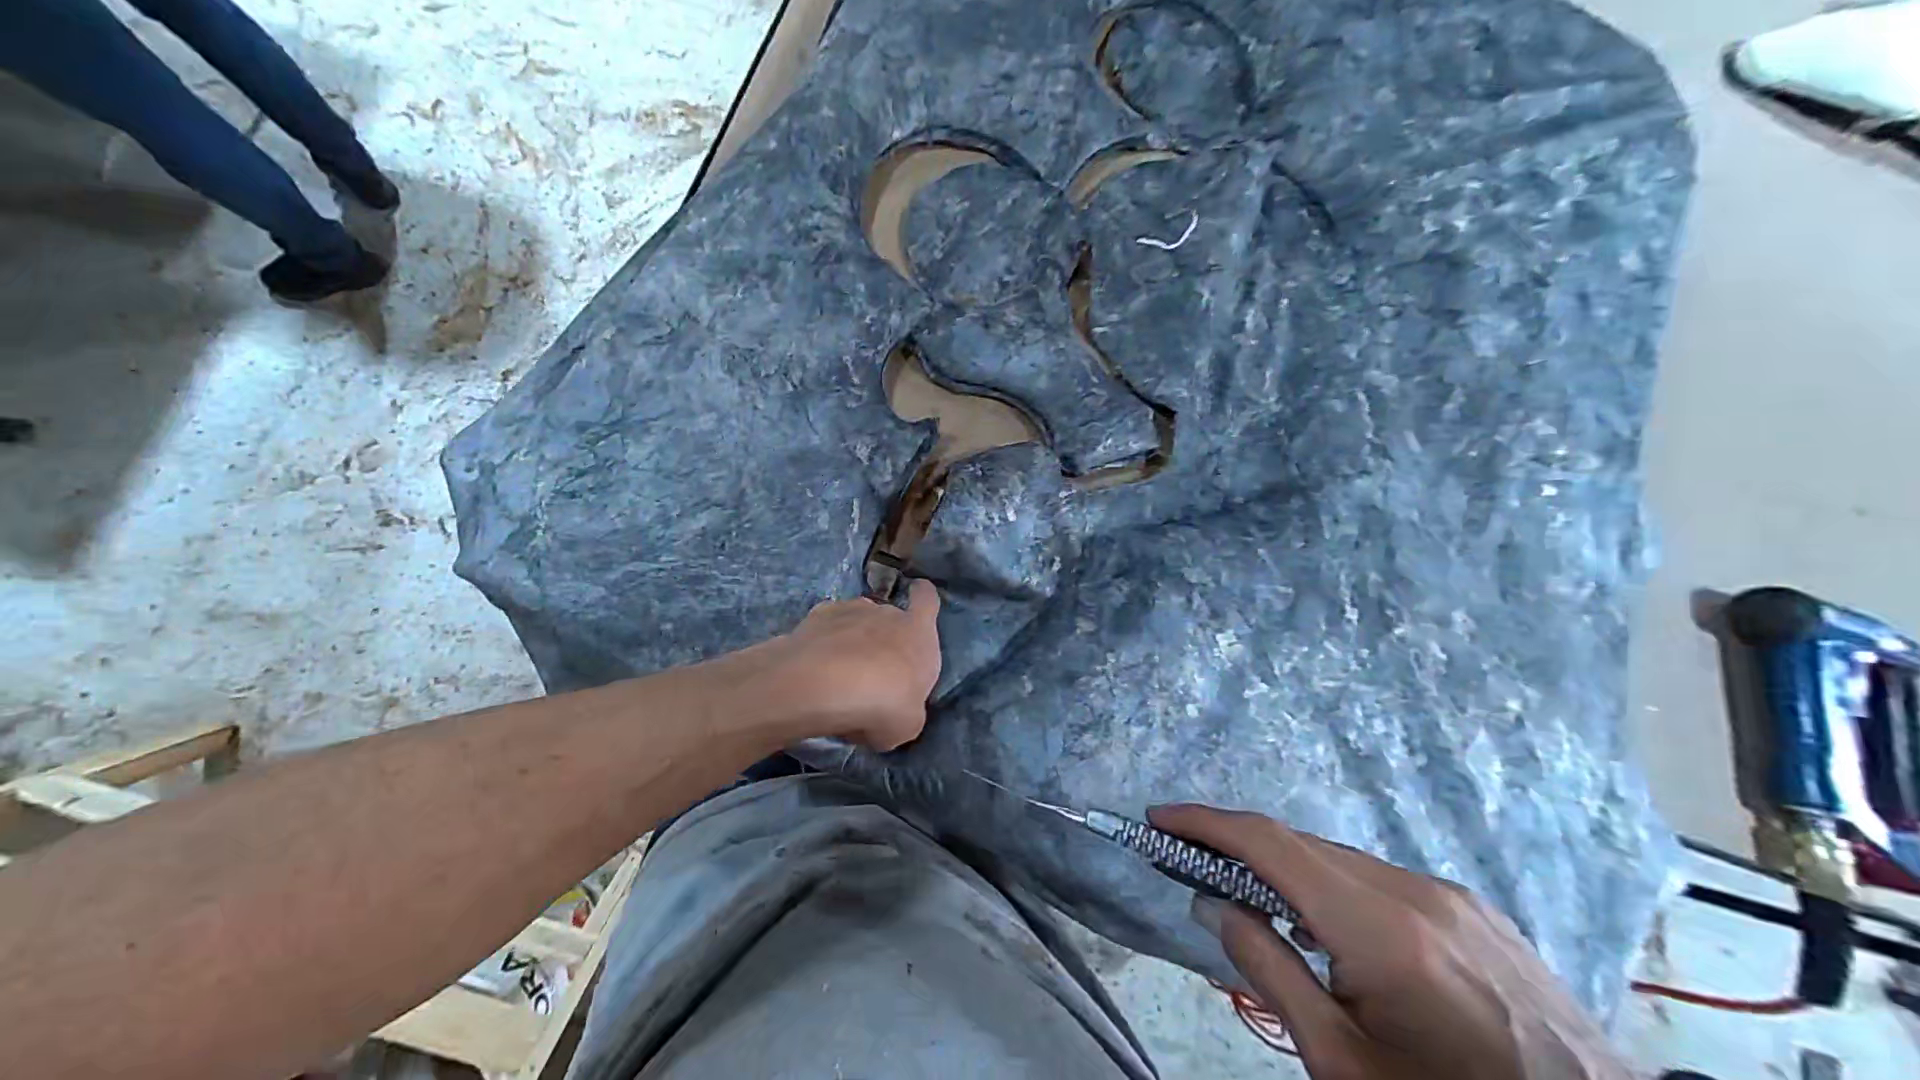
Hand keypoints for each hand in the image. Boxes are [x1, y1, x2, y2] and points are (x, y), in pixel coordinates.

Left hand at [755, 579, 941, 750]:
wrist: (824, 686)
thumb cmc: (883, 704)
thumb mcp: (909, 723)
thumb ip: (908, 707)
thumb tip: (898, 707)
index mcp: (918, 633)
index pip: (927, 599)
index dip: (923, 596)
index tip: (917, 595)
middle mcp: (887, 613)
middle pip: (889, 616)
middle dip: (882, 636)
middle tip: (872, 671)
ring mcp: (849, 610)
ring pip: (856, 620)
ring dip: (852, 638)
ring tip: (838, 671)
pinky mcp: (816, 616)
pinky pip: (826, 627)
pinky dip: (823, 641)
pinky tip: (814, 665)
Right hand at [1150, 805, 1629, 1079]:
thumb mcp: (1338, 1062)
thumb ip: (1267, 971)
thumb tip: (1214, 904)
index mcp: (1377, 926)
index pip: (1269, 843)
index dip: (1206, 821)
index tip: (1159, 816)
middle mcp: (1413, 889)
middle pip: (1302, 845)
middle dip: (1237, 843)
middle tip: (1186, 858)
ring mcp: (1451, 895)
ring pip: (1342, 860)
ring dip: (1285, 866)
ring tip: (1247, 892)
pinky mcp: (1476, 910)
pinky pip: (1381, 879)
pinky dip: (1332, 884)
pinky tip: (1325, 921)